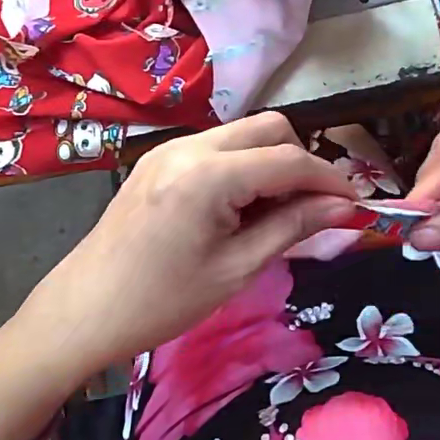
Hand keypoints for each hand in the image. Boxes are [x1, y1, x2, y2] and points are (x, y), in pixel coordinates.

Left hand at [3, 112, 357, 382]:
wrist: (83, 311)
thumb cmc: (162, 301)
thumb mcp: (237, 268)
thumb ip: (294, 227)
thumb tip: (344, 208)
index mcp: (209, 174)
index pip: (289, 159)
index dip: (330, 179)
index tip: (356, 204)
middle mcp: (189, 146)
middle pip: (269, 128)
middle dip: (302, 161)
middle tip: (316, 207)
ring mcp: (169, 149)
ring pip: (243, 135)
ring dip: (272, 163)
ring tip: (280, 213)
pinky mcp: (158, 160)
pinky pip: (217, 149)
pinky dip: (243, 167)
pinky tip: (243, 208)